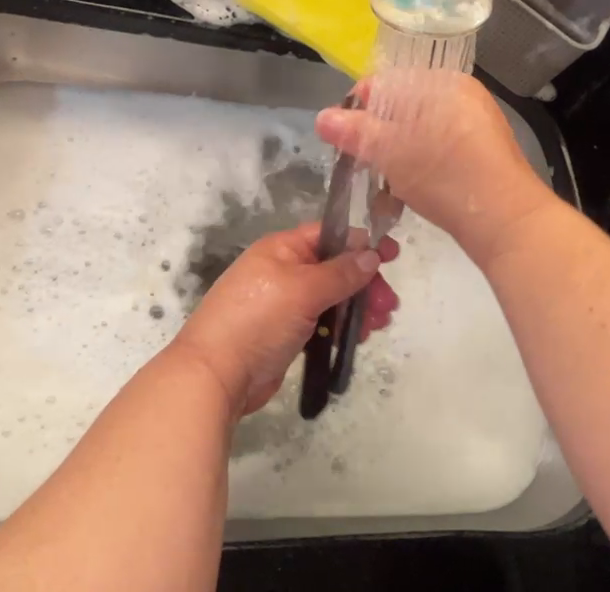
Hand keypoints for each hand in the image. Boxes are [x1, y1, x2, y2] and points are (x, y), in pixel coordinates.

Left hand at [172, 224, 397, 415]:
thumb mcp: (303, 289)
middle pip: (334, 268)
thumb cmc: (258, 320)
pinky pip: (321, 322)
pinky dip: (341, 327)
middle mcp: (283, 271)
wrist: (216, 374)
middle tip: (388, 305)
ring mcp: (283, 304)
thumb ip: (340, 272)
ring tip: (379, 325)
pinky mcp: (286, 334)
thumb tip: (371, 254)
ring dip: (357, 307)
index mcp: (281, 249)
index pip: (328, 235)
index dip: (361, 243)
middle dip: (364, 283)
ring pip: (330, 297)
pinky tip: (359, 338)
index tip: (393, 255)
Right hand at [315, 70, 558, 263]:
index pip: (385, 82)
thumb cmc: (447, 178)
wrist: (508, 222)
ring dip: (396, 153)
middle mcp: (460, 94)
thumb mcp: (392, 153)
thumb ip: (355, 133)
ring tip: (384, 182)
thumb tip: (322, 117)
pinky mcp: (480, 150)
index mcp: (441, 82)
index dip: (357, 108)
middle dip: (377, 135)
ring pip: (418, 129)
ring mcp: (474, 122)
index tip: (344, 141)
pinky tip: (409, 188)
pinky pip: (438, 145)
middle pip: (401, 106)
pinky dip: (419, 162)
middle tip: (363, 165)